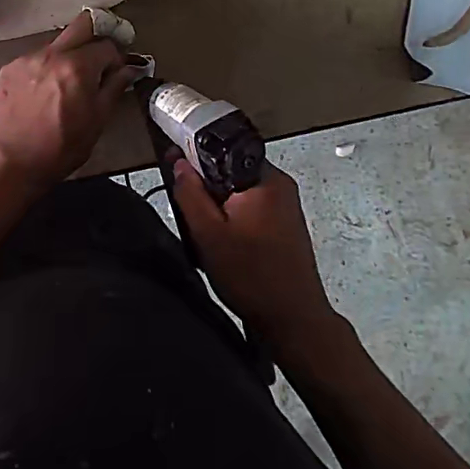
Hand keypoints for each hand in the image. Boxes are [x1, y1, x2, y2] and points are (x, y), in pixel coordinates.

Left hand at [0, 11, 142, 188]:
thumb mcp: (99, 119)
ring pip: (59, 42)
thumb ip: (115, 86)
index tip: (119, 70)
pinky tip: (50, 90)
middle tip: (105, 53)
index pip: (107, 45)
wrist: (15, 162)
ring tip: (73, 81)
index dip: (118, 57)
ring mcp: (28, 59)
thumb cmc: (61, 146)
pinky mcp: (11, 68)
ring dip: (72, 54)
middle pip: (83, 25)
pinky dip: (50, 66)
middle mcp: (51, 55)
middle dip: (99, 34)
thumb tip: (129, 69)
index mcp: (77, 67)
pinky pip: (39, 57)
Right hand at [170, 159, 338, 353]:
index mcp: (265, 178)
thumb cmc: (250, 276)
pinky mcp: (287, 224)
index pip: (224, 150)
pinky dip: (235, 221)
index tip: (176, 174)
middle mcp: (280, 185)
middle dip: (208, 190)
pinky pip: (253, 209)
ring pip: (240, 193)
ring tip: (207, 237)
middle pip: (232, 172)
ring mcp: (286, 205)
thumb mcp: (209, 235)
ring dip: (220, 209)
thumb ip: (190, 194)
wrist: (293, 318)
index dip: (196, 158)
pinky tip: (226, 247)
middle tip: (192, 217)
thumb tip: (180, 161)